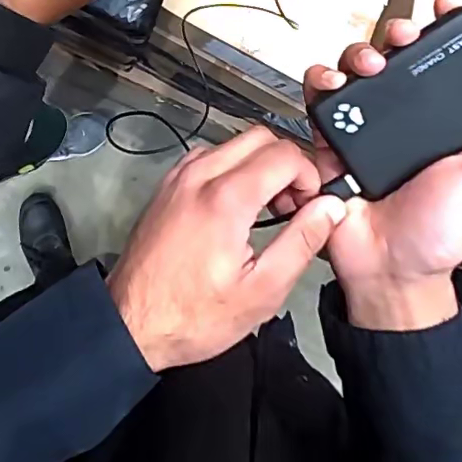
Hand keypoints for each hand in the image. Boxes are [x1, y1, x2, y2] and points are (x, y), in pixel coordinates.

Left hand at [108, 129, 346, 370]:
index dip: (309, 176)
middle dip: (287, 163)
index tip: (311, 203)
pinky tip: (237, 204)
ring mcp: (180, 177)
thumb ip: (302, 241)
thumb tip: (330, 208)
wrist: (130, 324)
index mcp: (226, 199)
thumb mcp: (262, 290)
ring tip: (267, 206)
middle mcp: (200, 176)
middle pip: (262, 137)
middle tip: (294, 202)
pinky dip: (233, 167)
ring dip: (260, 163)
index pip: (285, 154)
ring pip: (236, 142)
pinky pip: (211, 155)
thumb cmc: (192, 315)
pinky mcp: (169, 184)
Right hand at [302, 1, 461, 330]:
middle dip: (400, 31)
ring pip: (359, 66)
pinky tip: (334, 85)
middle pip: (400, 53)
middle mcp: (407, 116)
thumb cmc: (442, 231)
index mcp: (447, 121)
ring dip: (361, 52)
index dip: (450, 29)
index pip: (449, 61)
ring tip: (370, 65)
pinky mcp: (337, 135)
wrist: (389, 268)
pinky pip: (323, 98)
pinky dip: (322, 81)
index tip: (451, 8)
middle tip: (406, 34)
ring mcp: (370, 123)